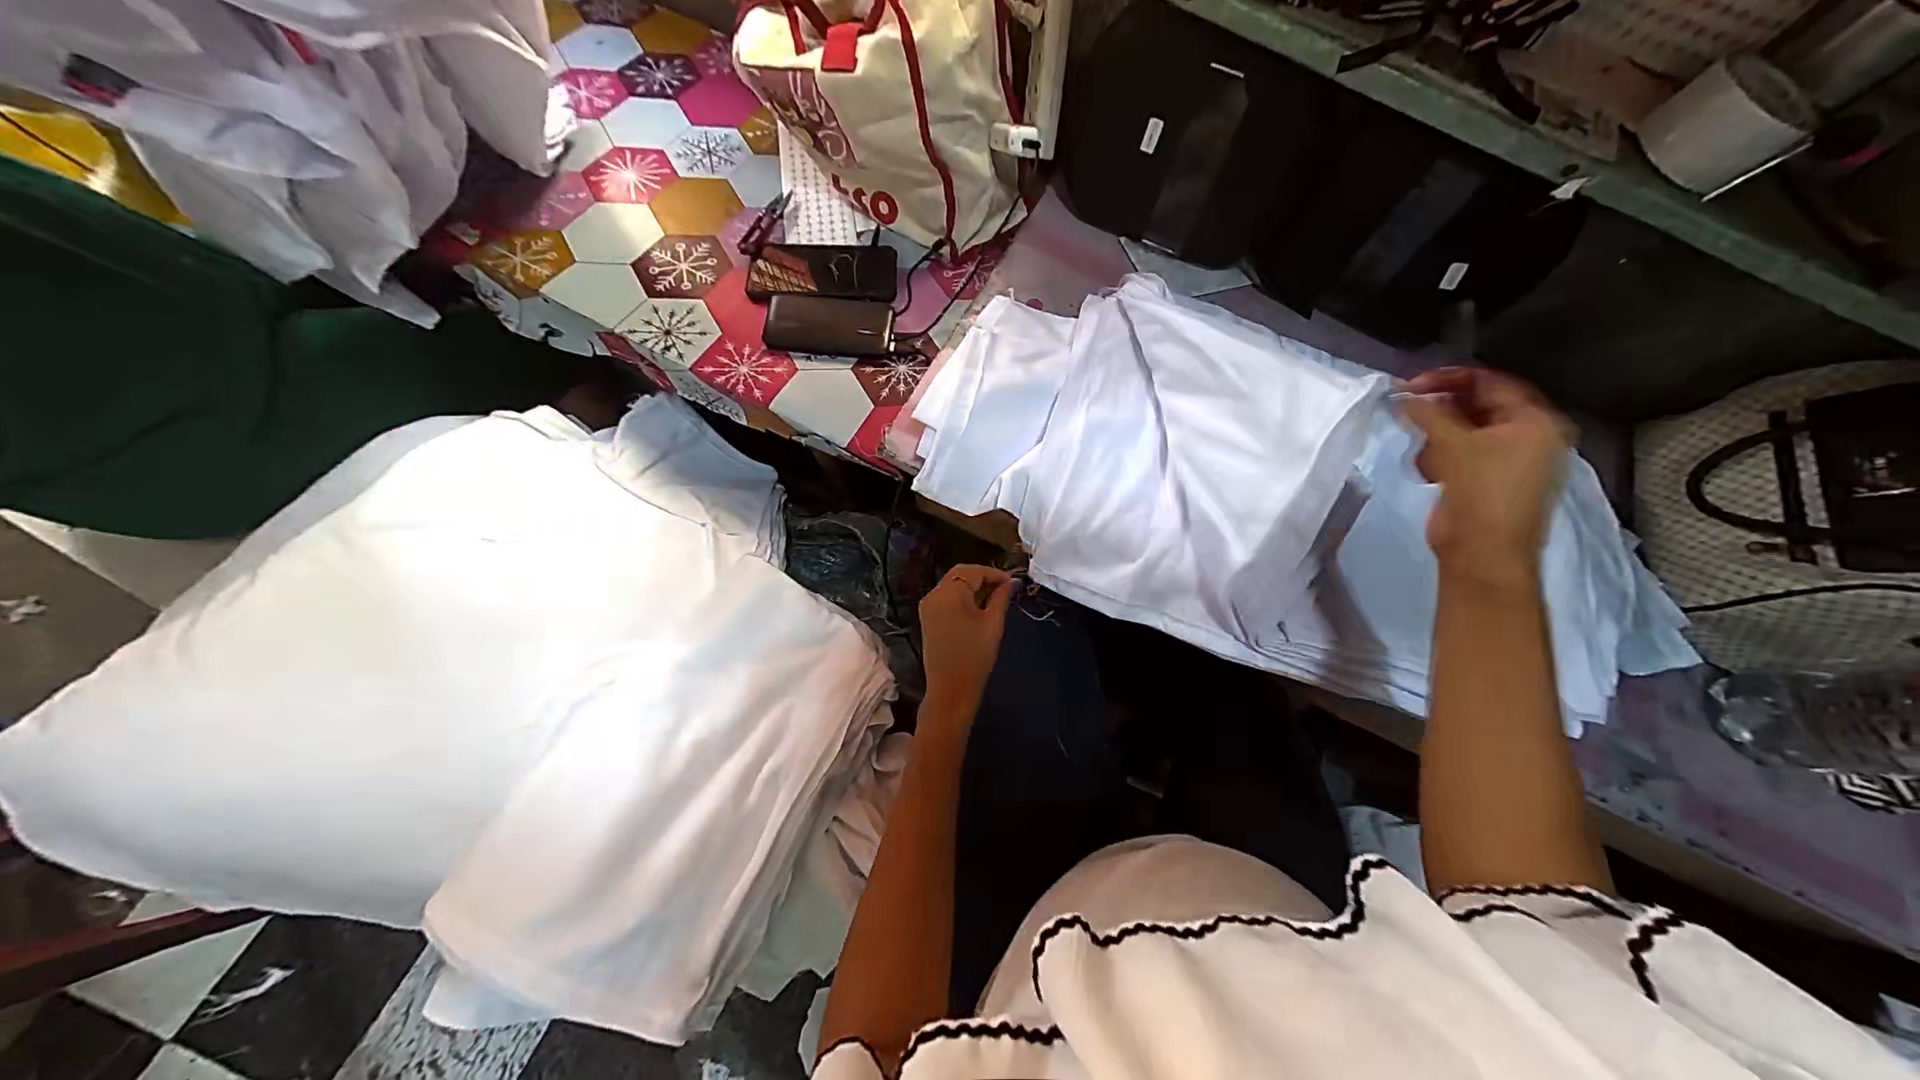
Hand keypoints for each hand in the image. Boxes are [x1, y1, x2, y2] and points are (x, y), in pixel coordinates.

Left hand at [918, 564, 1013, 705]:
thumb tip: (1012, 582)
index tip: (1012, 582)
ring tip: (995, 598)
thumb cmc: (975, 655)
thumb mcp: (993, 623)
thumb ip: (1001, 597)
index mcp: (949, 593)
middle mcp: (934, 594)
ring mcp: (928, 606)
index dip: (994, 573)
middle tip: (1005, 588)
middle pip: (959, 574)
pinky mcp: (927, 618)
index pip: (972, 571)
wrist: (951, 687)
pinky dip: (962, 597)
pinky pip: (946, 598)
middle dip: (983, 578)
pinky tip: (978, 608)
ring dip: (973, 587)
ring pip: (952, 585)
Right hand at [1397, 367, 1573, 591]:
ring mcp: (1506, 459)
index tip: (1412, 384)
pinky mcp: (1483, 479)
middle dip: (1440, 407)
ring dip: (1436, 436)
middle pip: (1477, 405)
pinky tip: (1426, 470)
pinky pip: (1458, 454)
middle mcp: (1528, 436)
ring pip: (1463, 430)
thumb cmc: (1481, 491)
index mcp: (1537, 421)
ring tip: (1422, 451)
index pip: (1492, 383)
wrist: (1482, 551)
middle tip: (1406, 407)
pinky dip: (1438, 456)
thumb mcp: (1454, 444)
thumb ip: (1428, 413)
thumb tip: (1402, 395)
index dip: (1451, 379)